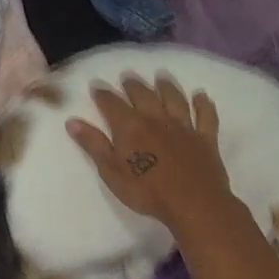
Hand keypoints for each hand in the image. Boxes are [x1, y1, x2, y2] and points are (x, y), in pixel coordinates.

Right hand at [66, 74, 232, 228]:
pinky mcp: (205, 139)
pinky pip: (206, 116)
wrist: (194, 204)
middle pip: (143, 96)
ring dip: (167, 86)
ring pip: (174, 100)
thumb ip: (93, 144)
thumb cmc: (146, 190)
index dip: (103, 93)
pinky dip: (203, 104)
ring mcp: (183, 127)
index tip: (96, 84)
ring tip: (161, 75)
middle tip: (128, 75)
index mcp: (130, 127)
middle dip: (133, 85)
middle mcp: (156, 120)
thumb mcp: (110, 170)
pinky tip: (201, 95)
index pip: (112, 104)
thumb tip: (72, 121)